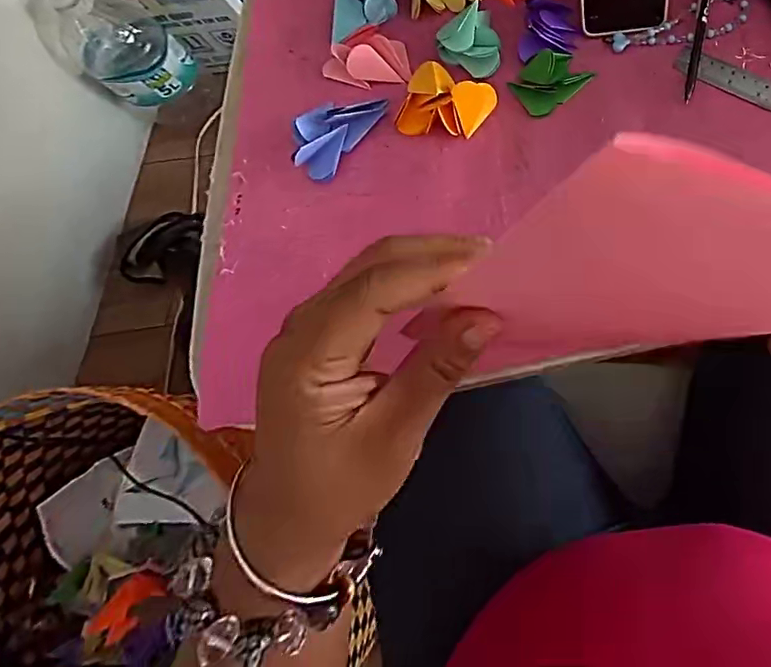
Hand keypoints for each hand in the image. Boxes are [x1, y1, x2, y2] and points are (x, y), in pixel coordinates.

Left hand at [233, 236, 500, 590]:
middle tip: (486, 254)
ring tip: (473, 263)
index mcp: (308, 357)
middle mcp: (301, 327)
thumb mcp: (395, 437)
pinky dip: (409, 277)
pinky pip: (368, 285)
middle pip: (370, 265)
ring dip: (422, 259)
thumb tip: (485, 317)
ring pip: (369, 268)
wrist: (284, 519)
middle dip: (430, 252)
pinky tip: (439, 285)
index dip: (428, 271)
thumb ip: (437, 371)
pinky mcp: (321, 328)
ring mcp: (307, 324)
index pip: (372, 292)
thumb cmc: (338, 488)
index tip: (482, 263)